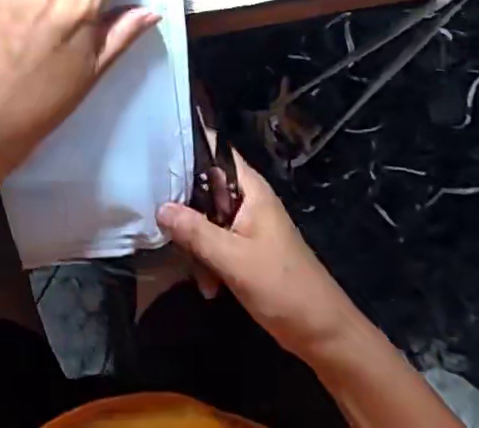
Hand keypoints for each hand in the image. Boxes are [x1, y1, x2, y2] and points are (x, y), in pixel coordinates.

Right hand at [156, 157, 362, 363]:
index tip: (156, 156)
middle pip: (205, 186)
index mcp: (251, 188)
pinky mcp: (245, 247)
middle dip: (186, 208)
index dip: (188, 147)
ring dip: (196, 243)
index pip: (216, 150)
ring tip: (197, 273)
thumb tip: (160, 207)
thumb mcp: (233, 259)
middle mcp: (247, 199)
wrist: (322, 332)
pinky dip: (207, 259)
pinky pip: (215, 240)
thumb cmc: (282, 286)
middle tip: (168, 230)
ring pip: (207, 217)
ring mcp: (247, 224)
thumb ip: (196, 232)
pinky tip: (208, 286)